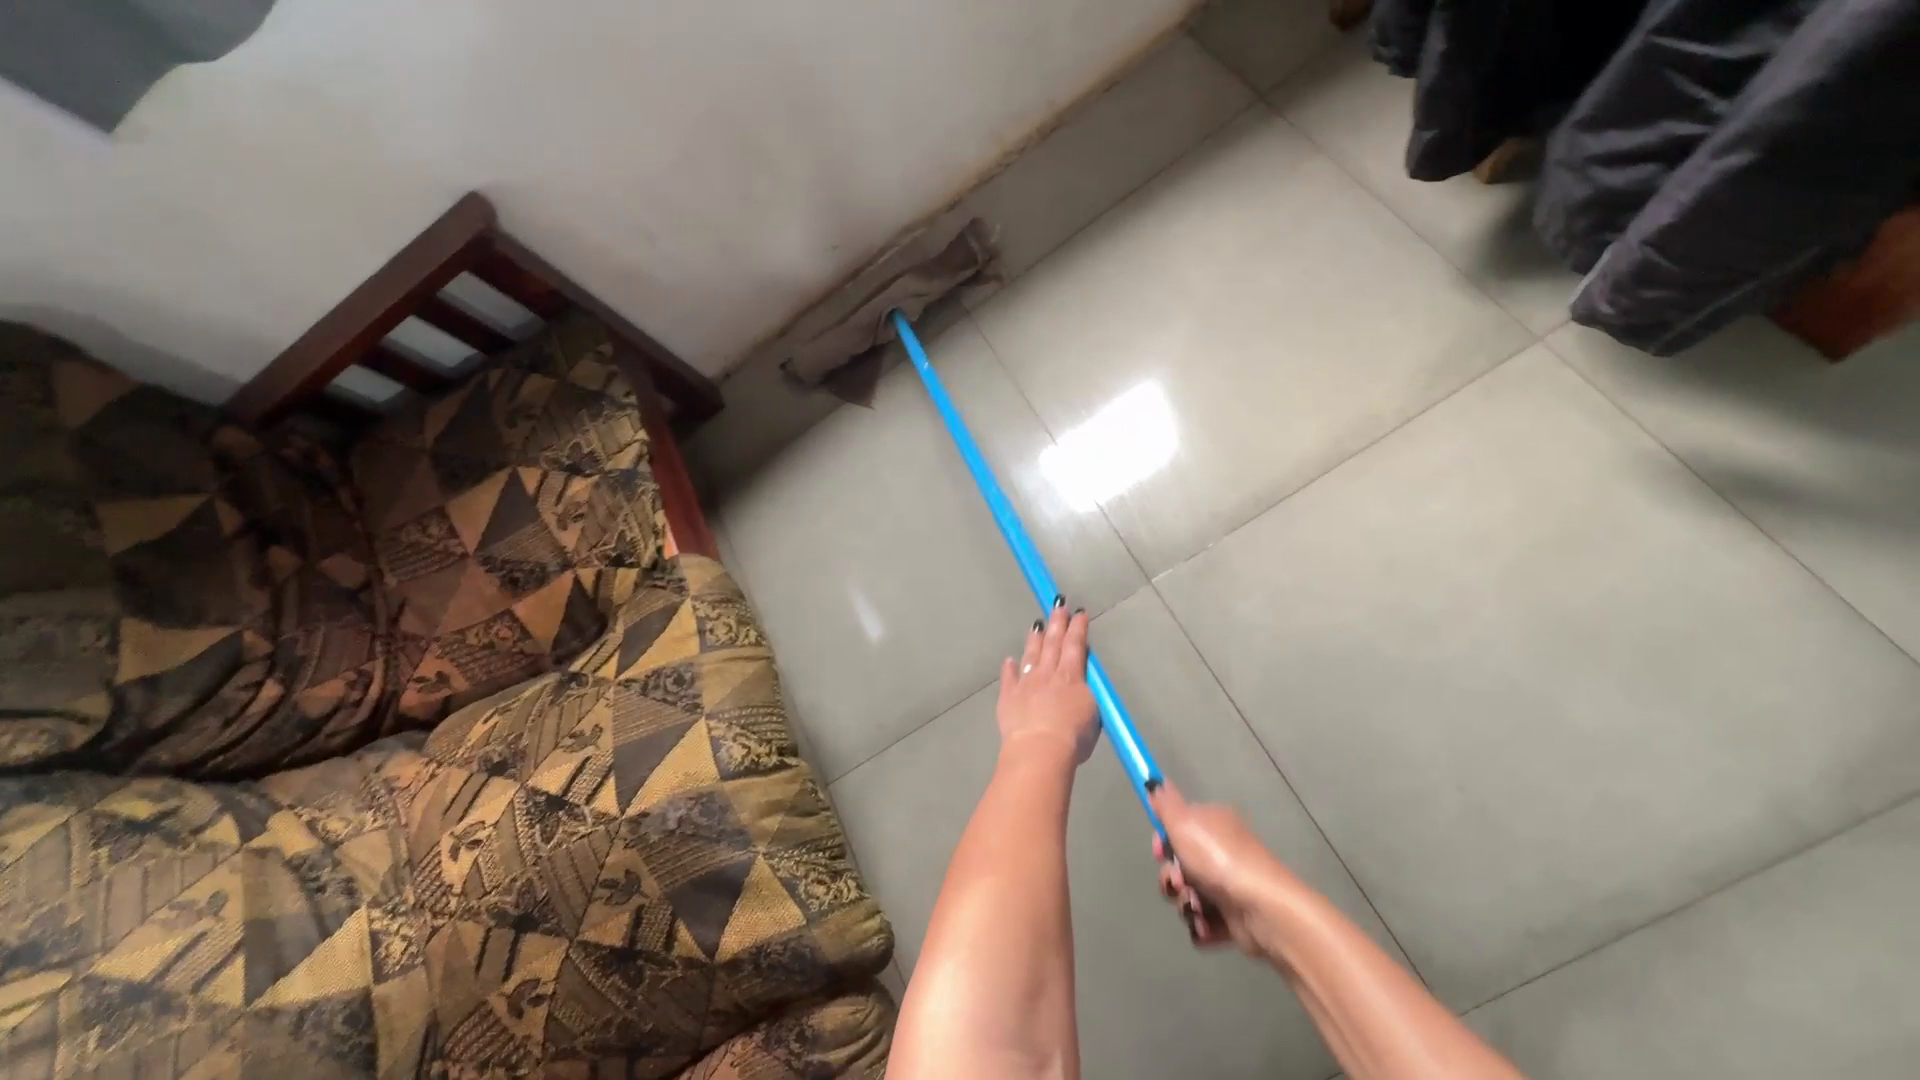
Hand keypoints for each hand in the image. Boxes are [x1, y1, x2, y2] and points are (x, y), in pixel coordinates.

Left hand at [996, 598, 1098, 765]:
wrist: (1039, 749)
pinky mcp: (1008, 697)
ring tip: (1037, 625)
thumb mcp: (1093, 715)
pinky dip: (1009, 667)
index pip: (1075, 645)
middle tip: (1058, 605)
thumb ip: (1087, 695)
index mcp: (1071, 677)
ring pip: (1030, 655)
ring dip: (1035, 639)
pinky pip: (1008, 677)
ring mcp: (1025, 683)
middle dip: (1057, 623)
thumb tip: (1081, 687)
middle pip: (1052, 643)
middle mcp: (1047, 674)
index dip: (1077, 628)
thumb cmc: (1072, 737)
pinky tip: (1009, 659)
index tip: (1078, 613)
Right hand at [1151, 782, 1299, 955]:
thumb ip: (1165, 803)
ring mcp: (1229, 886)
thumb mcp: (1184, 822)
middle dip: (1173, 878)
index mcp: (1213, 825)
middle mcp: (1222, 852)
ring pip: (1188, 895)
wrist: (1260, 907)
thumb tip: (1155, 782)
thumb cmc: (1219, 858)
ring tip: (1198, 906)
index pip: (1179, 827)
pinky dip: (1201, 925)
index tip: (1160, 851)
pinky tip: (1206, 924)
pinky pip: (1203, 922)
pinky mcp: (1234, 918)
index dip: (1164, 841)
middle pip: (1180, 865)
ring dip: (1185, 903)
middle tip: (1181, 882)